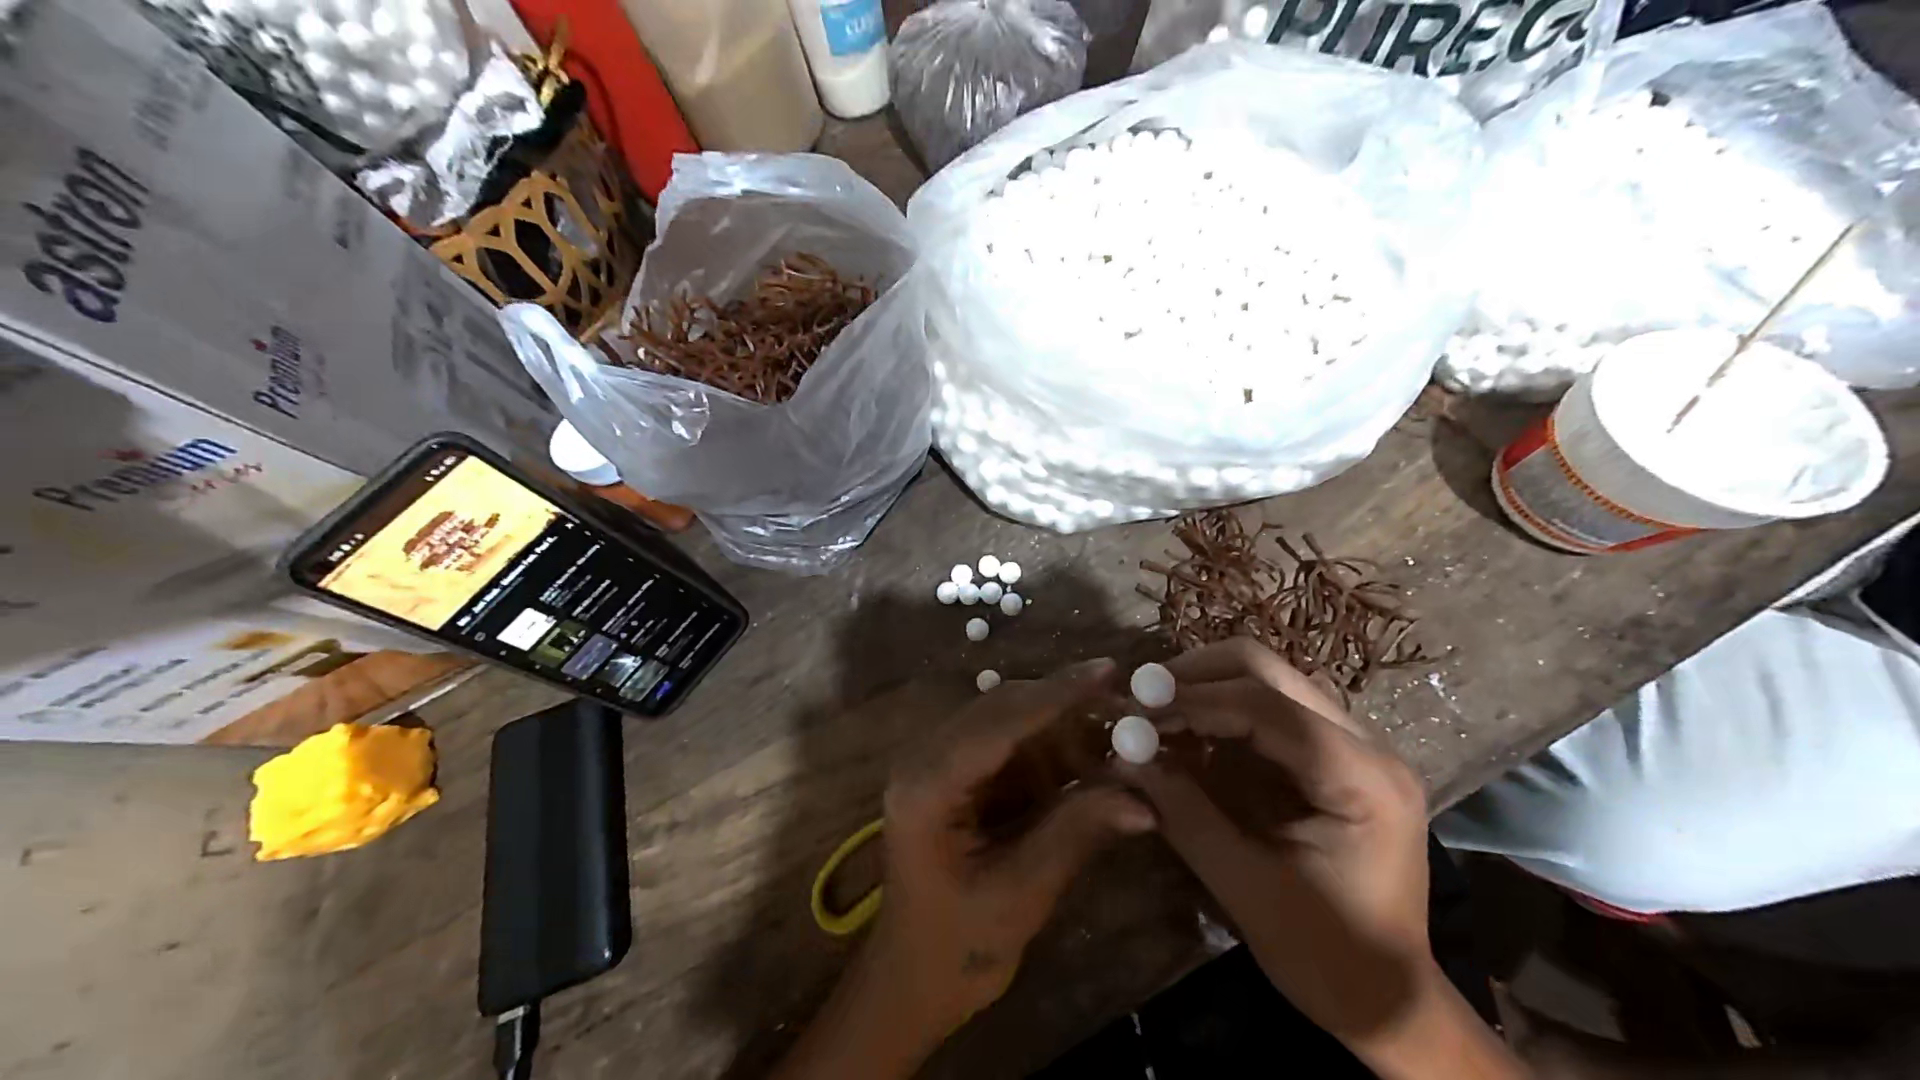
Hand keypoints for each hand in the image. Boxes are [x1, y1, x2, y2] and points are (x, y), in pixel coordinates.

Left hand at [873, 657, 1155, 1031]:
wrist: (914, 977)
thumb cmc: (957, 946)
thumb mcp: (1020, 894)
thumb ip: (1075, 835)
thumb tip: (1145, 802)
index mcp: (925, 787)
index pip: (996, 725)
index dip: (1054, 696)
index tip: (1106, 671)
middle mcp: (924, 760)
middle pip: (1001, 711)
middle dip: (1064, 704)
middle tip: (1127, 701)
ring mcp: (938, 764)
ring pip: (1008, 721)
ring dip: (1062, 726)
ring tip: (1118, 731)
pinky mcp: (955, 776)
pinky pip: (1008, 746)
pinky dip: (1050, 749)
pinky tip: (1088, 758)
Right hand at [1121, 639, 1437, 1050]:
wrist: (1387, 999)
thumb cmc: (1324, 955)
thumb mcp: (1244, 886)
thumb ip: (1184, 813)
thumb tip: (1126, 756)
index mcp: (1363, 779)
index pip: (1266, 707)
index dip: (1194, 700)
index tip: (1135, 711)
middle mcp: (1367, 745)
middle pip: (1269, 670)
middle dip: (1195, 676)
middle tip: (1140, 698)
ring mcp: (1354, 745)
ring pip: (1268, 679)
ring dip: (1205, 686)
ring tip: (1154, 711)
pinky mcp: (1333, 755)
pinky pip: (1268, 708)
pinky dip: (1219, 710)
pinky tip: (1185, 731)